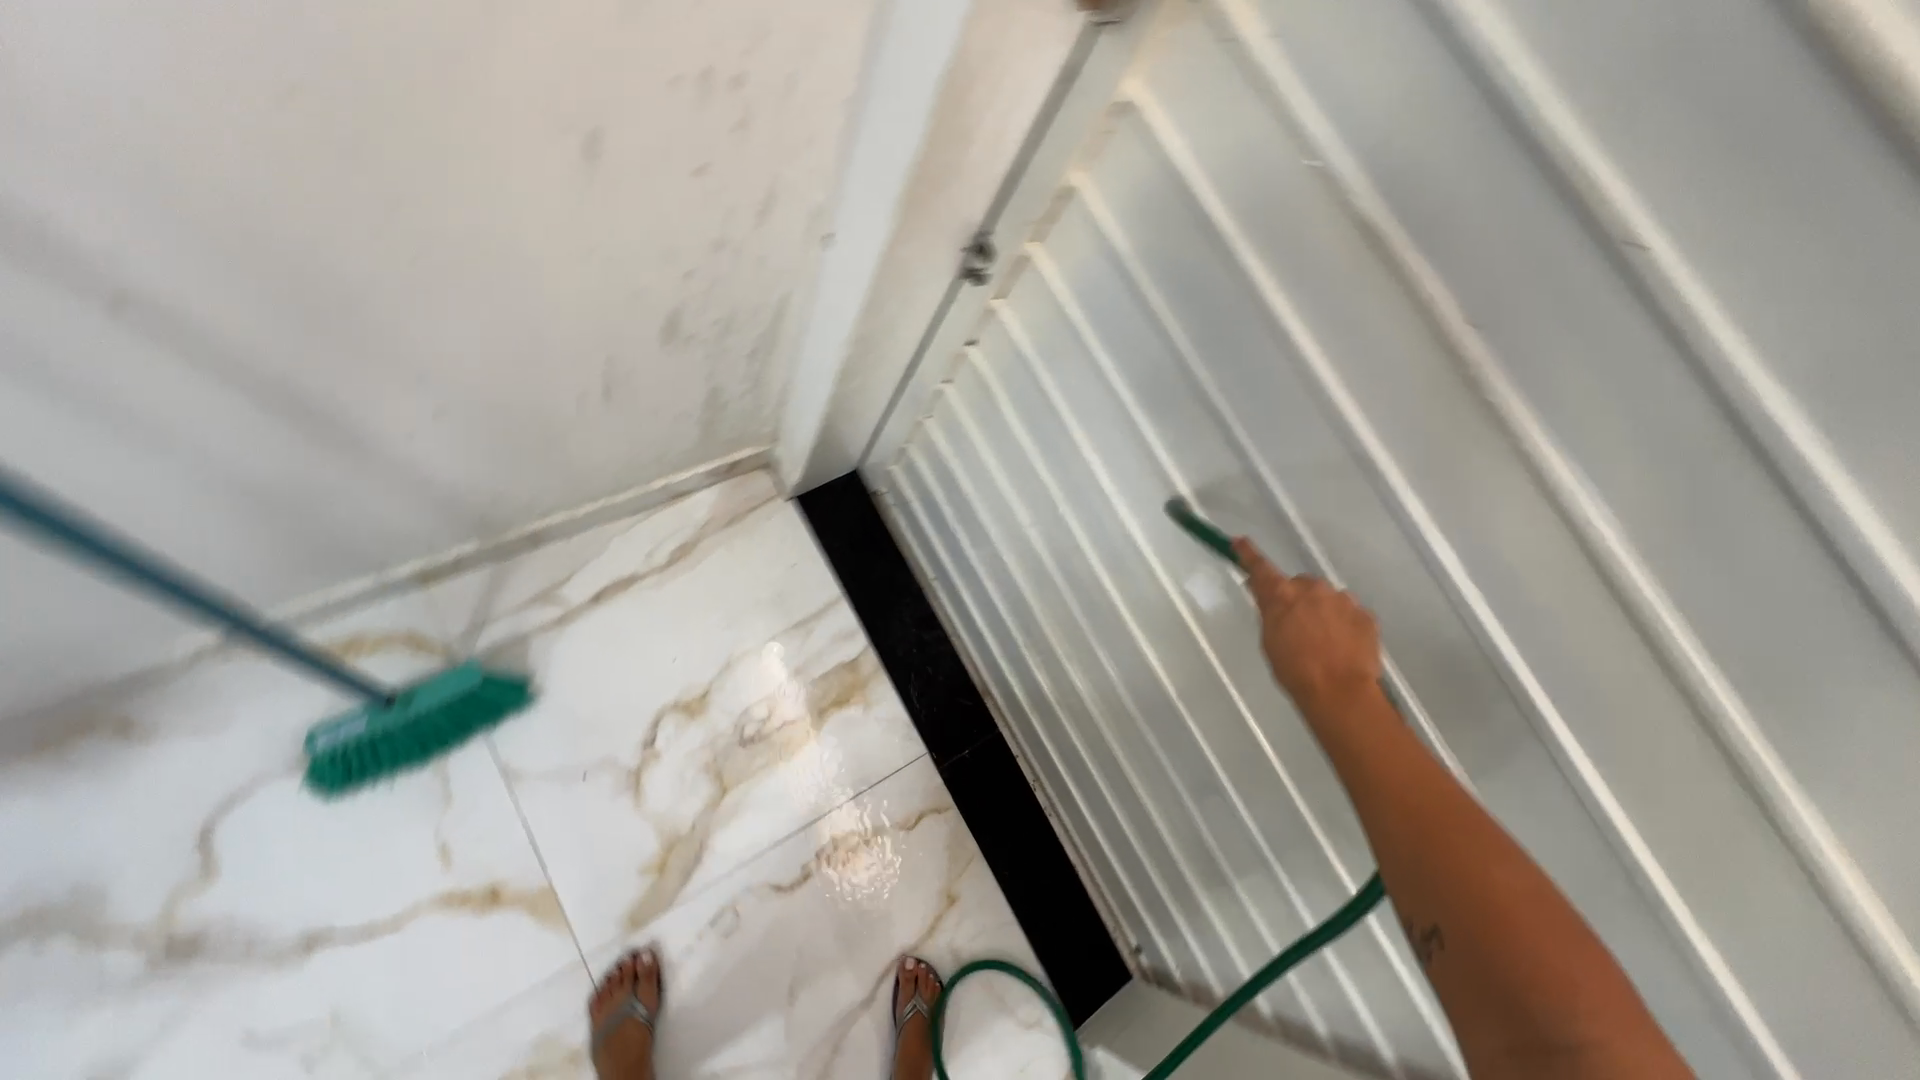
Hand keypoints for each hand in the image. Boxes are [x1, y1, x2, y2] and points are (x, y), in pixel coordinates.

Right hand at [1233, 537, 1381, 711]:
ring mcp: (1342, 600)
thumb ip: (1270, 613)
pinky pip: (1349, 614)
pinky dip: (1343, 625)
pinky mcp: (1365, 615)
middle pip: (1300, 585)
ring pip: (1327, 599)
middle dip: (1297, 599)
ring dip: (1322, 612)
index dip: (1249, 554)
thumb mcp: (1270, 641)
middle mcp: (1313, 589)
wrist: (1340, 691)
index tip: (1240, 540)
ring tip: (1323, 643)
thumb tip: (1268, 597)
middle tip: (1295, 627)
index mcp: (1282, 596)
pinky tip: (1341, 647)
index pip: (1261, 568)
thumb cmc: (1294, 670)